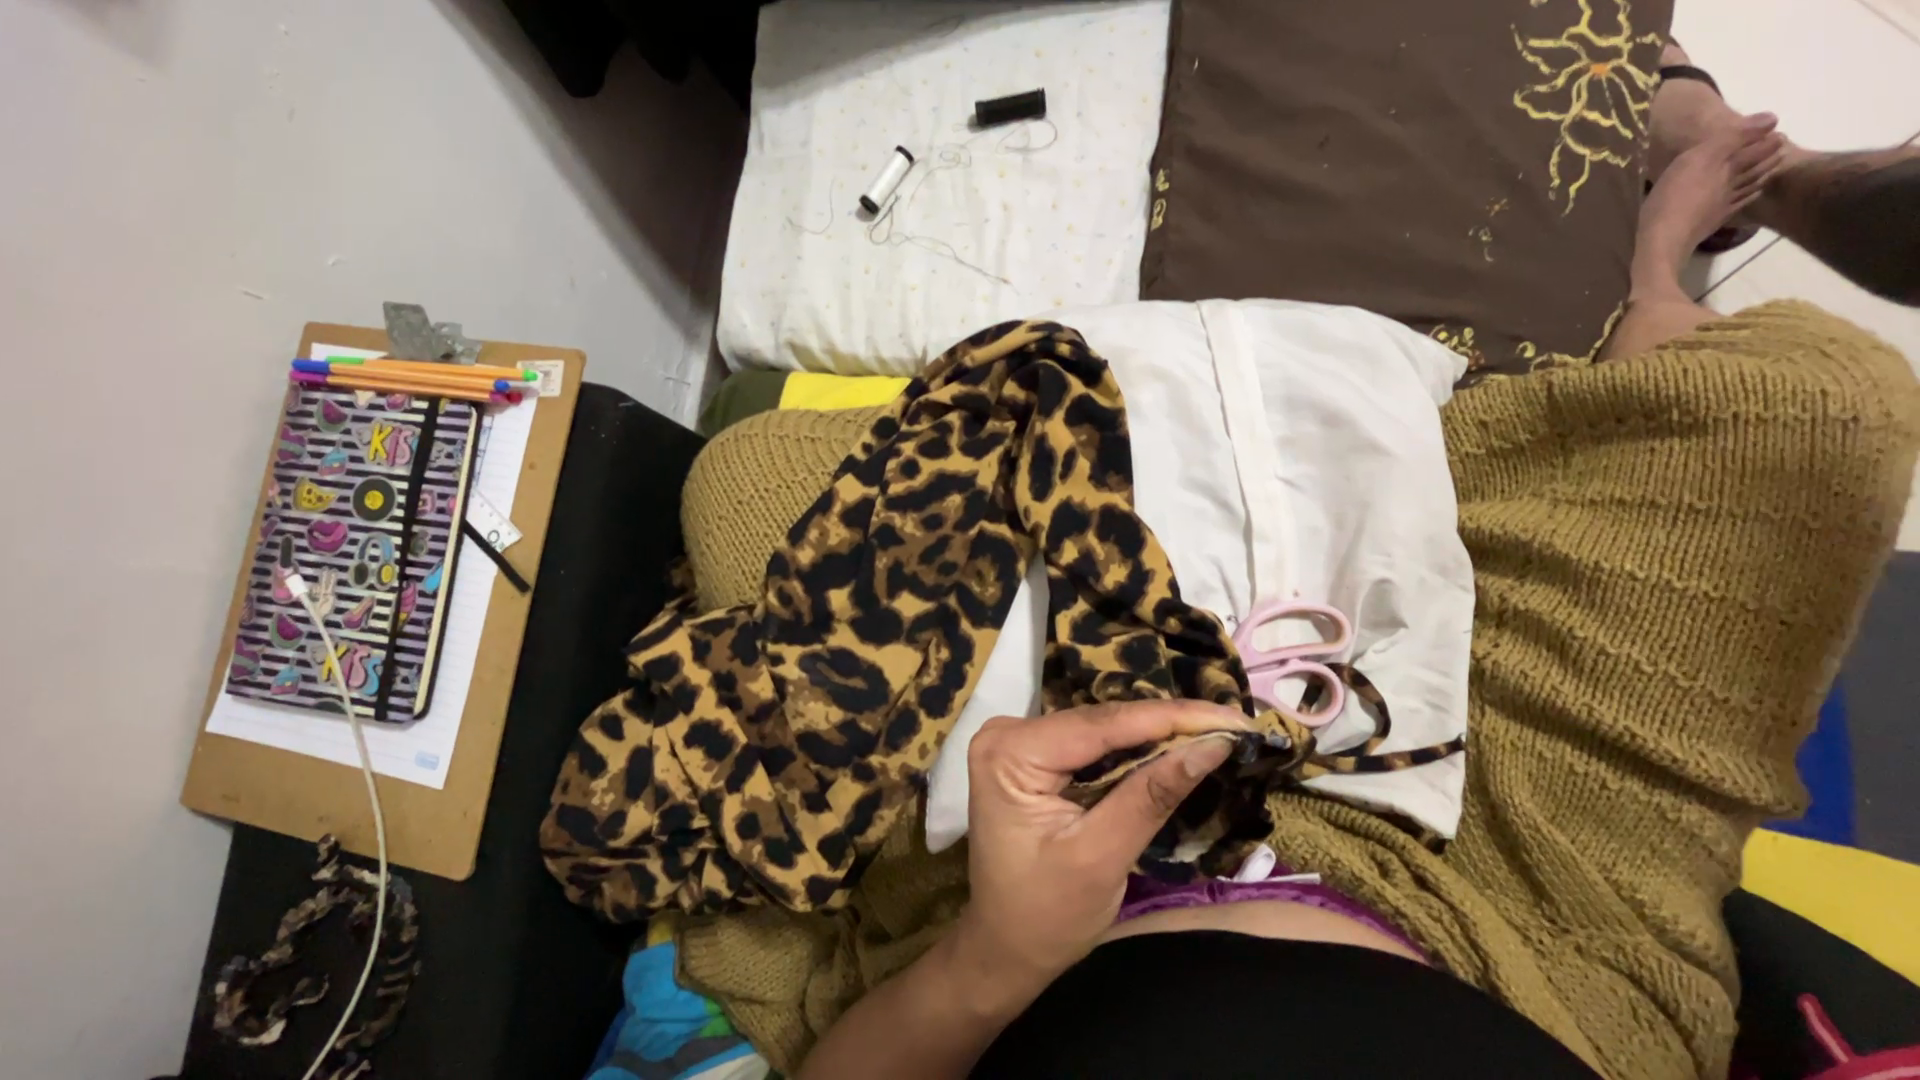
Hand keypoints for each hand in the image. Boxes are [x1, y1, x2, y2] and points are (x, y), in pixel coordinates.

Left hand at [950, 700, 1245, 1006]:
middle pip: (1103, 721)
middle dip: (1170, 724)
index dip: (1172, 718)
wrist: (1006, 947)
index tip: (1233, 719)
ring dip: (1158, 734)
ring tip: (1218, 731)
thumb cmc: (1046, 914)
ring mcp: (1019, 742)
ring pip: (1103, 729)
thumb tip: (1211, 746)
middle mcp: (1008, 733)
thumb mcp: (1102, 857)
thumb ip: (1151, 796)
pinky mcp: (1035, 756)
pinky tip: (1177, 746)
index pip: (1102, 724)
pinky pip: (1094, 744)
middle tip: (1236, 726)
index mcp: (1010, 753)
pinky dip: (1135, 750)